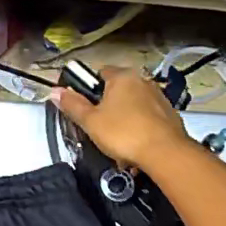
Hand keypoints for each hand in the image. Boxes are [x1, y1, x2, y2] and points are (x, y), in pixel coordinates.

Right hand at [50, 66, 190, 169]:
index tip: (84, 108)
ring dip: (124, 121)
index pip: (99, 73)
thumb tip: (55, 91)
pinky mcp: (171, 114)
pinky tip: (136, 148)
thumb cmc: (123, 134)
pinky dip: (140, 130)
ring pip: (133, 106)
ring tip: (118, 144)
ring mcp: (159, 97)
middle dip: (108, 108)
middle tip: (99, 130)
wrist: (165, 152)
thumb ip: (73, 105)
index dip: (89, 89)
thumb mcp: (91, 122)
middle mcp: (142, 81)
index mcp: (122, 77)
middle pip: (118, 91)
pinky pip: (148, 119)